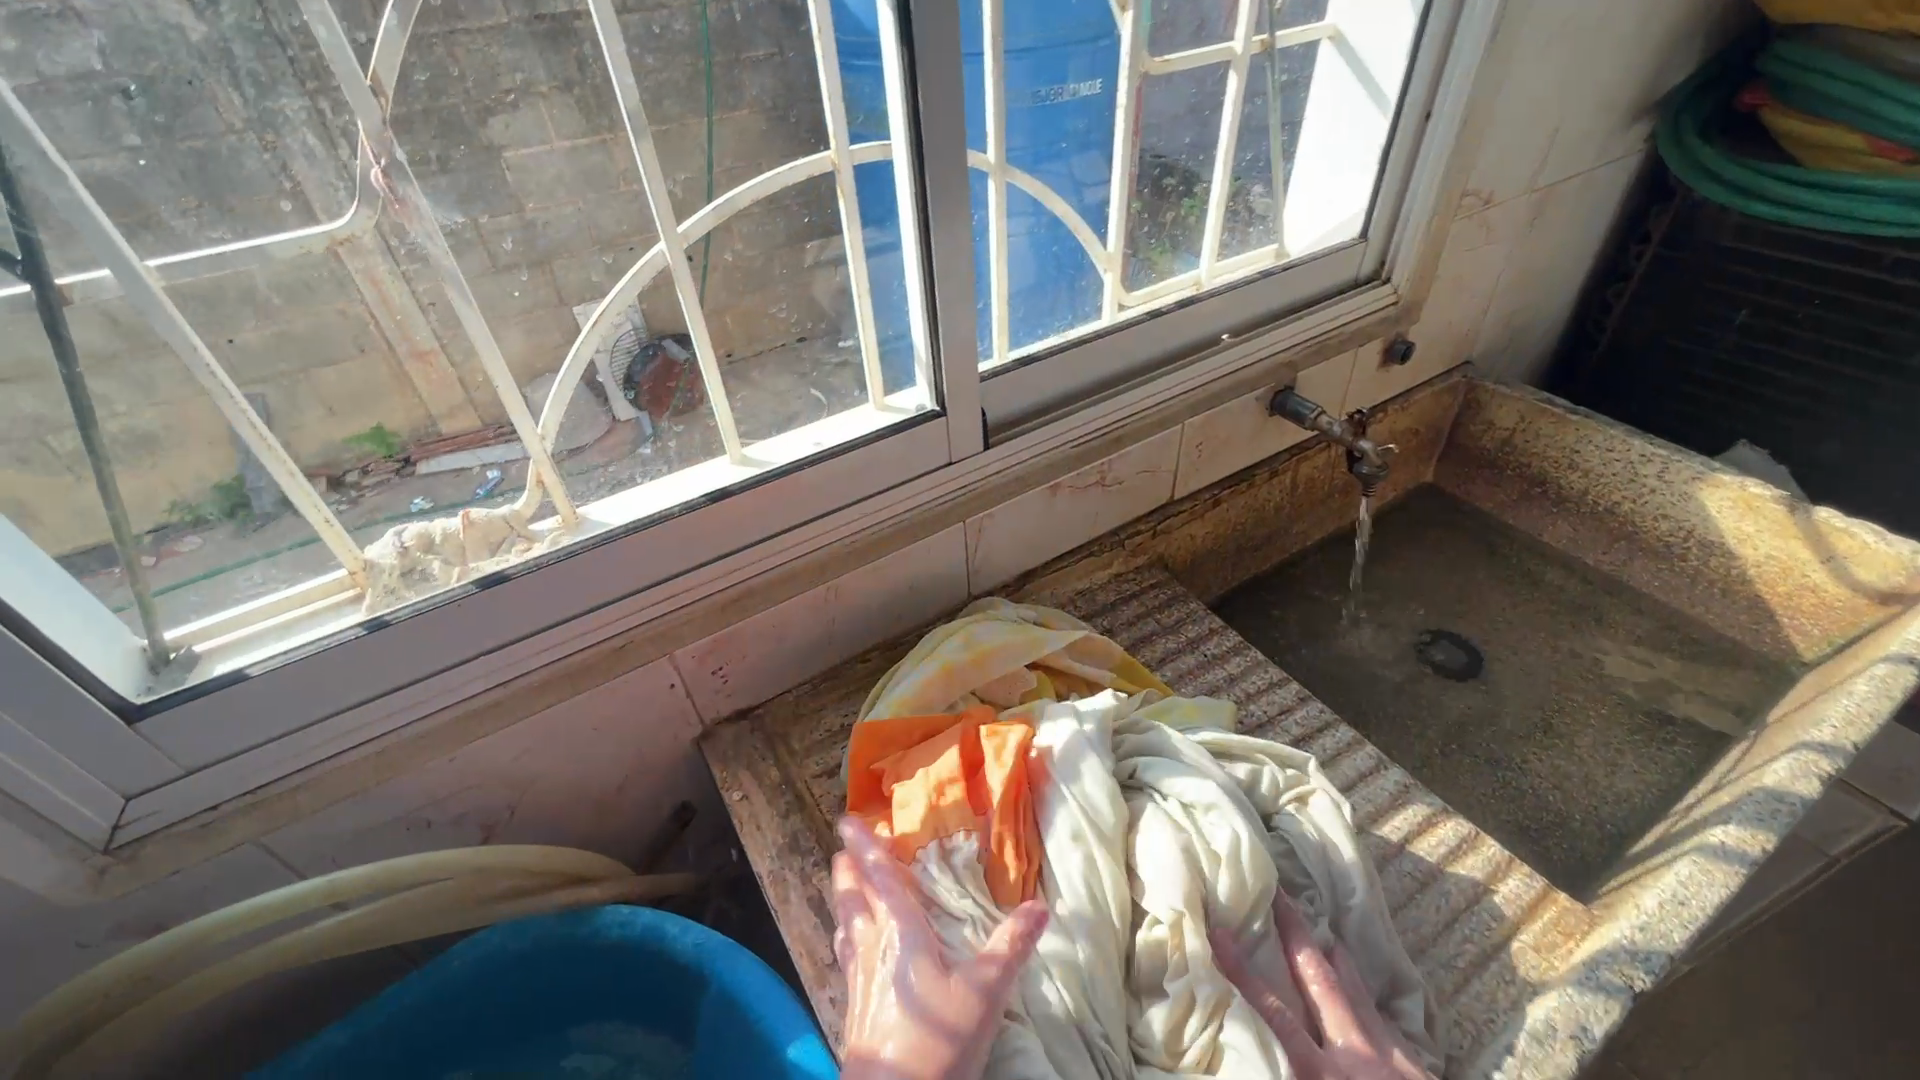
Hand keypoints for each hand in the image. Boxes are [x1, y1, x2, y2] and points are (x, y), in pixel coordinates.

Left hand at [833, 817, 1048, 1079]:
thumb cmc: (937, 1039)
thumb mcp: (984, 993)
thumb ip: (1010, 947)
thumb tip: (1040, 906)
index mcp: (901, 932)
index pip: (880, 878)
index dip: (865, 846)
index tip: (847, 820)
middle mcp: (874, 946)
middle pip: (854, 898)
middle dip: (848, 870)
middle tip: (843, 848)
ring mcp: (859, 978)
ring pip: (845, 925)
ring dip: (843, 899)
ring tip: (840, 885)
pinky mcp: (853, 1005)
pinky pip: (845, 955)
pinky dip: (845, 935)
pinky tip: (847, 945)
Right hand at [1210, 890, 1433, 1079]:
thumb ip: (1291, 1076)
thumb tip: (1260, 1064)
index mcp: (1324, 1074)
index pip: (1274, 1012)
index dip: (1243, 971)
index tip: (1219, 932)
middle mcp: (1354, 1051)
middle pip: (1318, 978)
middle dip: (1295, 932)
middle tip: (1277, 891)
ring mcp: (1389, 1051)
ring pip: (1355, 987)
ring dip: (1332, 953)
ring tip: (1318, 922)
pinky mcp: (1413, 1060)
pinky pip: (1378, 1012)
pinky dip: (1361, 991)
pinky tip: (1356, 984)